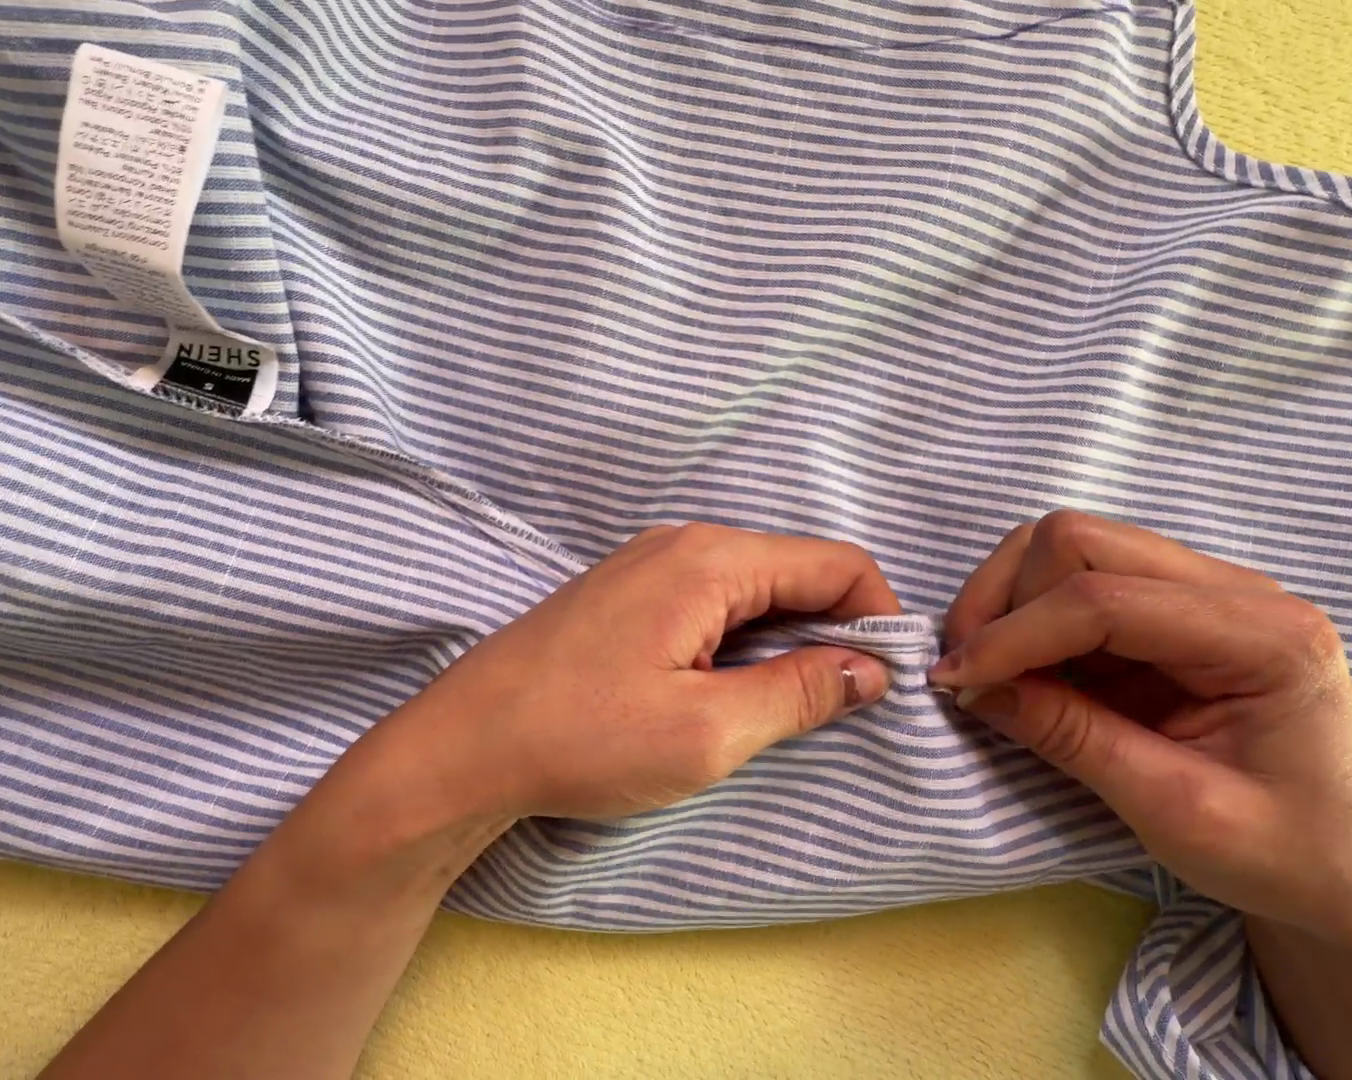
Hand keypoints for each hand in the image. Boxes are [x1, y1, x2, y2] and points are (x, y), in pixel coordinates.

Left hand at [392, 523, 898, 822]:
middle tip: (834, 708)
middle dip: (830, 633)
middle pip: (793, 572)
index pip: (834, 564)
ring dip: (782, 642)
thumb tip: (868, 670)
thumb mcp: (707, 731)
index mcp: (709, 561)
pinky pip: (707, 603)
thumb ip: (798, 693)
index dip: (877, 619)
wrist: (464, 744)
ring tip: (773, 710)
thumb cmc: (581, 738)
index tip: (887, 685)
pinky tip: (720, 692)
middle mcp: (680, 544)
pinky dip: (737, 642)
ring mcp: (646, 565)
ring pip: (751, 590)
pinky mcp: (623, 595)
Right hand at [927, 510, 1351, 945]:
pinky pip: (1069, 580)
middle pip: (1075, 542)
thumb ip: (1069, 737)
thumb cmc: (1286, 857)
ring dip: (1007, 600)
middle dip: (1002, 600)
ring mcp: (1199, 591)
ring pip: (1063, 546)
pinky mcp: (1165, 609)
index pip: (1103, 599)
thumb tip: (967, 685)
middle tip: (968, 670)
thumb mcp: (1174, 811)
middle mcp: (1234, 590)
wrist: (1348, 876)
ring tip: (990, 667)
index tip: (952, 681)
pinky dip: (1024, 616)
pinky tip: (1022, 669)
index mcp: (1265, 638)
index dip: (1012, 634)